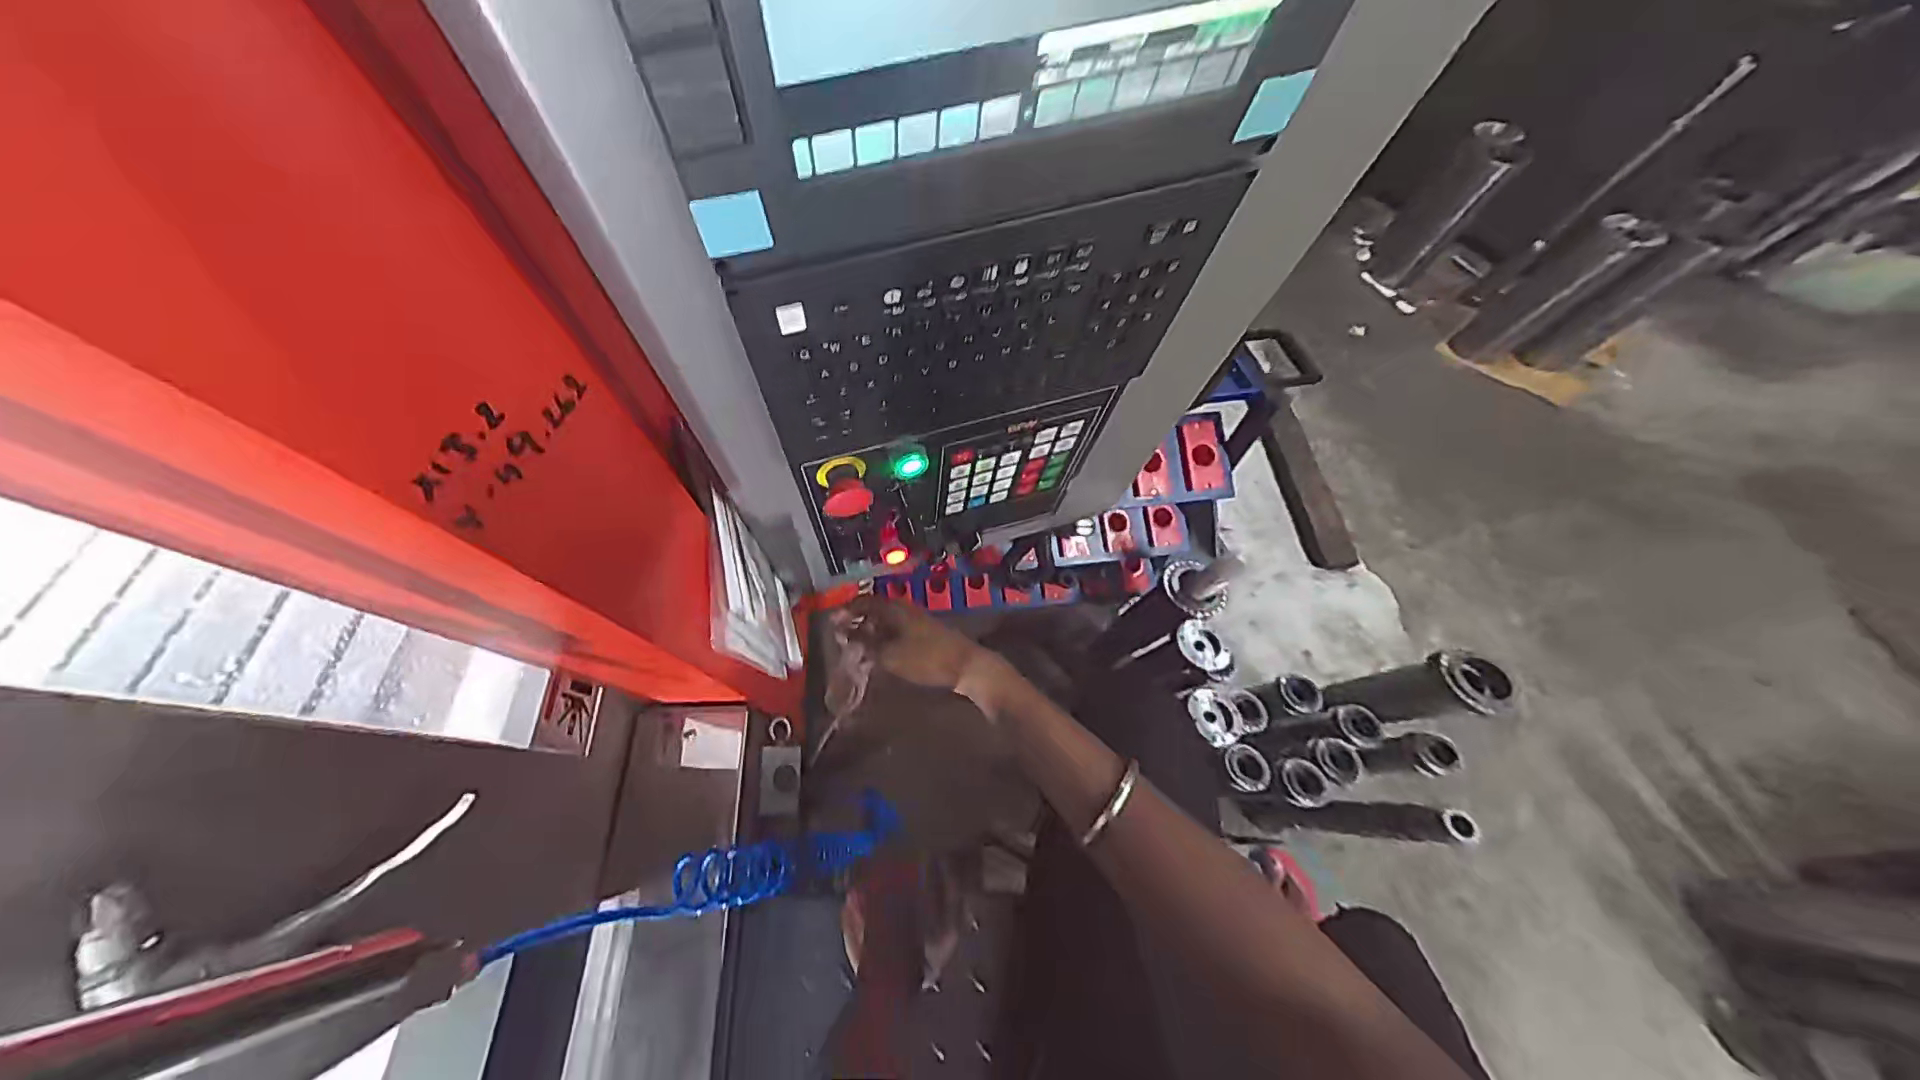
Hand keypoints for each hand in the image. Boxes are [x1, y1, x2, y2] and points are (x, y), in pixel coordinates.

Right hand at [839, 596, 1011, 703]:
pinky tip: (879, 652)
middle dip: (856, 621)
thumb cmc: (927, 659)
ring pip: (885, 620)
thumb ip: (864, 642)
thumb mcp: (890, 654)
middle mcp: (904, 608)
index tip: (830, 623)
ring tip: (856, 647)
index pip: (862, 602)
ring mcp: (916, 619)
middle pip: (873, 610)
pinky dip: (883, 637)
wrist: (967, 666)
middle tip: (841, 638)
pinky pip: (896, 629)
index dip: (845, 611)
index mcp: (894, 607)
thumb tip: (842, 630)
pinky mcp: (924, 632)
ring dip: (870, 631)